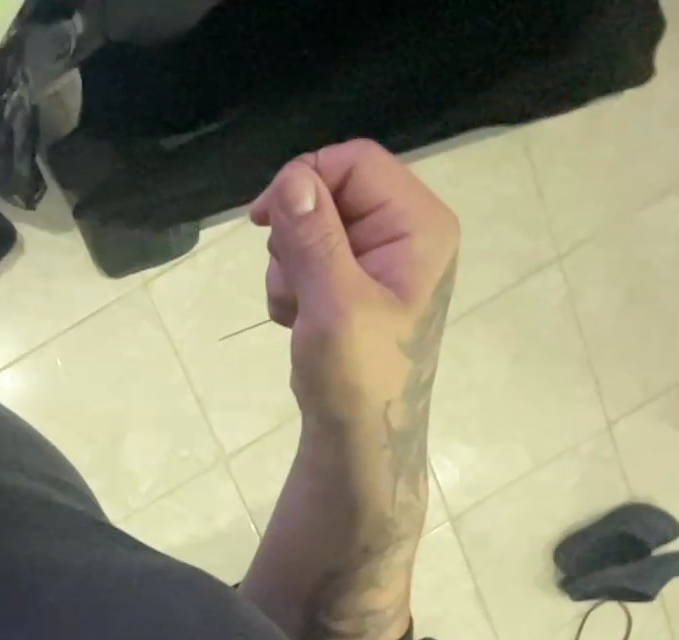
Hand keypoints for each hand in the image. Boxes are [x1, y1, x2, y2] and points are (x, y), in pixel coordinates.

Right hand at [236, 142, 458, 639]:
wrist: (360, 436)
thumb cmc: (358, 375)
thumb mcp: (333, 303)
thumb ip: (313, 238)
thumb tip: (290, 179)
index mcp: (418, 225)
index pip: (354, 163)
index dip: (302, 180)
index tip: (261, 221)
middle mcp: (403, 233)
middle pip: (329, 194)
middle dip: (293, 238)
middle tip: (293, 286)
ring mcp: (378, 261)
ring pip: (310, 231)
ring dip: (287, 268)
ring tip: (298, 313)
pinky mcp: (354, 286)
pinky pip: (307, 262)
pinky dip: (291, 288)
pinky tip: (297, 321)